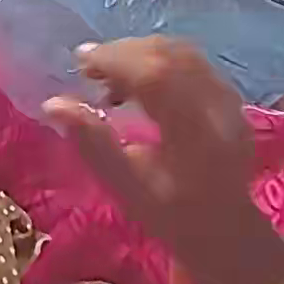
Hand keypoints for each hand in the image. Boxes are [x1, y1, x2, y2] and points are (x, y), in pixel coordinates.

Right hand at [44, 37, 283, 283]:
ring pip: (178, 51)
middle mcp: (217, 108)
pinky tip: (138, 77)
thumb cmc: (171, 215)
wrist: (227, 232)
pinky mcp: (229, 94)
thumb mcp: (125, 187)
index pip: (155, 76)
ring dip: (137, 52)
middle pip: (166, 55)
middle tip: (88, 68)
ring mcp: (228, 99)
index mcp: (194, 135)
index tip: (80, 64)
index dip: (114, 60)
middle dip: (121, 52)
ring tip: (109, 73)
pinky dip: (157, 58)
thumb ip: (92, 143)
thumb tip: (53, 103)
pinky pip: (190, 59)